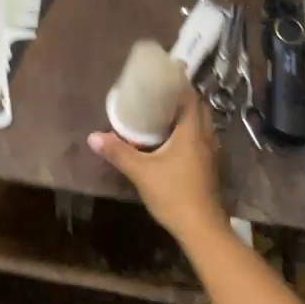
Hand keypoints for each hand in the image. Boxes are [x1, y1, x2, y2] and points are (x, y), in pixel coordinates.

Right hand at [88, 89, 227, 242]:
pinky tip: (173, 141)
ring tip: (165, 113)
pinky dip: (189, 133)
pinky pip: (201, 140)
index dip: (180, 84)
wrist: (201, 228)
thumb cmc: (173, 194)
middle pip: (200, 109)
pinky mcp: (209, 168)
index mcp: (192, 132)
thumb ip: (118, 152)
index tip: (165, 75)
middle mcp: (206, 138)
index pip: (191, 98)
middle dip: (183, 98)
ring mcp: (210, 154)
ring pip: (203, 125)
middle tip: (161, 94)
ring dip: (188, 116)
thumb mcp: (141, 172)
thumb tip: (93, 136)